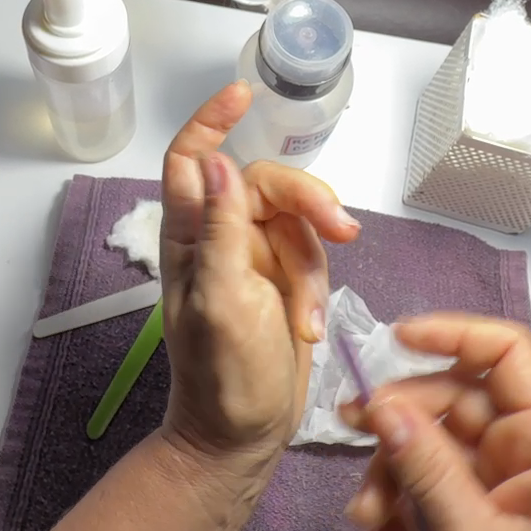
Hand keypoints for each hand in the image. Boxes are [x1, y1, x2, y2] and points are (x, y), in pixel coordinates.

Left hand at [158, 81, 362, 476]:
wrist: (246, 435)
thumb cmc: (220, 375)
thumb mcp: (219, 301)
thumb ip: (220, 229)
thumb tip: (218, 162)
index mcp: (190, 232)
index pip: (191, 158)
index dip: (212, 121)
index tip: (243, 95)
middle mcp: (222, 231)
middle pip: (268, 182)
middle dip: (306, 203)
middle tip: (340, 232)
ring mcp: (256, 250)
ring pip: (300, 217)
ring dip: (313, 265)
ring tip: (309, 317)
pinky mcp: (286, 272)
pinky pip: (314, 253)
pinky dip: (318, 287)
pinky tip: (310, 324)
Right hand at [340, 315, 530, 530]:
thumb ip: (432, 472)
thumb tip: (383, 407)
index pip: (508, 353)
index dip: (453, 333)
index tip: (397, 339)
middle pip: (458, 395)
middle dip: (402, 414)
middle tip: (355, 428)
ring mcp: (508, 481)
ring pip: (437, 438)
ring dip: (393, 464)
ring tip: (367, 510)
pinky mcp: (488, 508)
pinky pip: (436, 477)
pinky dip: (403, 493)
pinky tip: (380, 523)